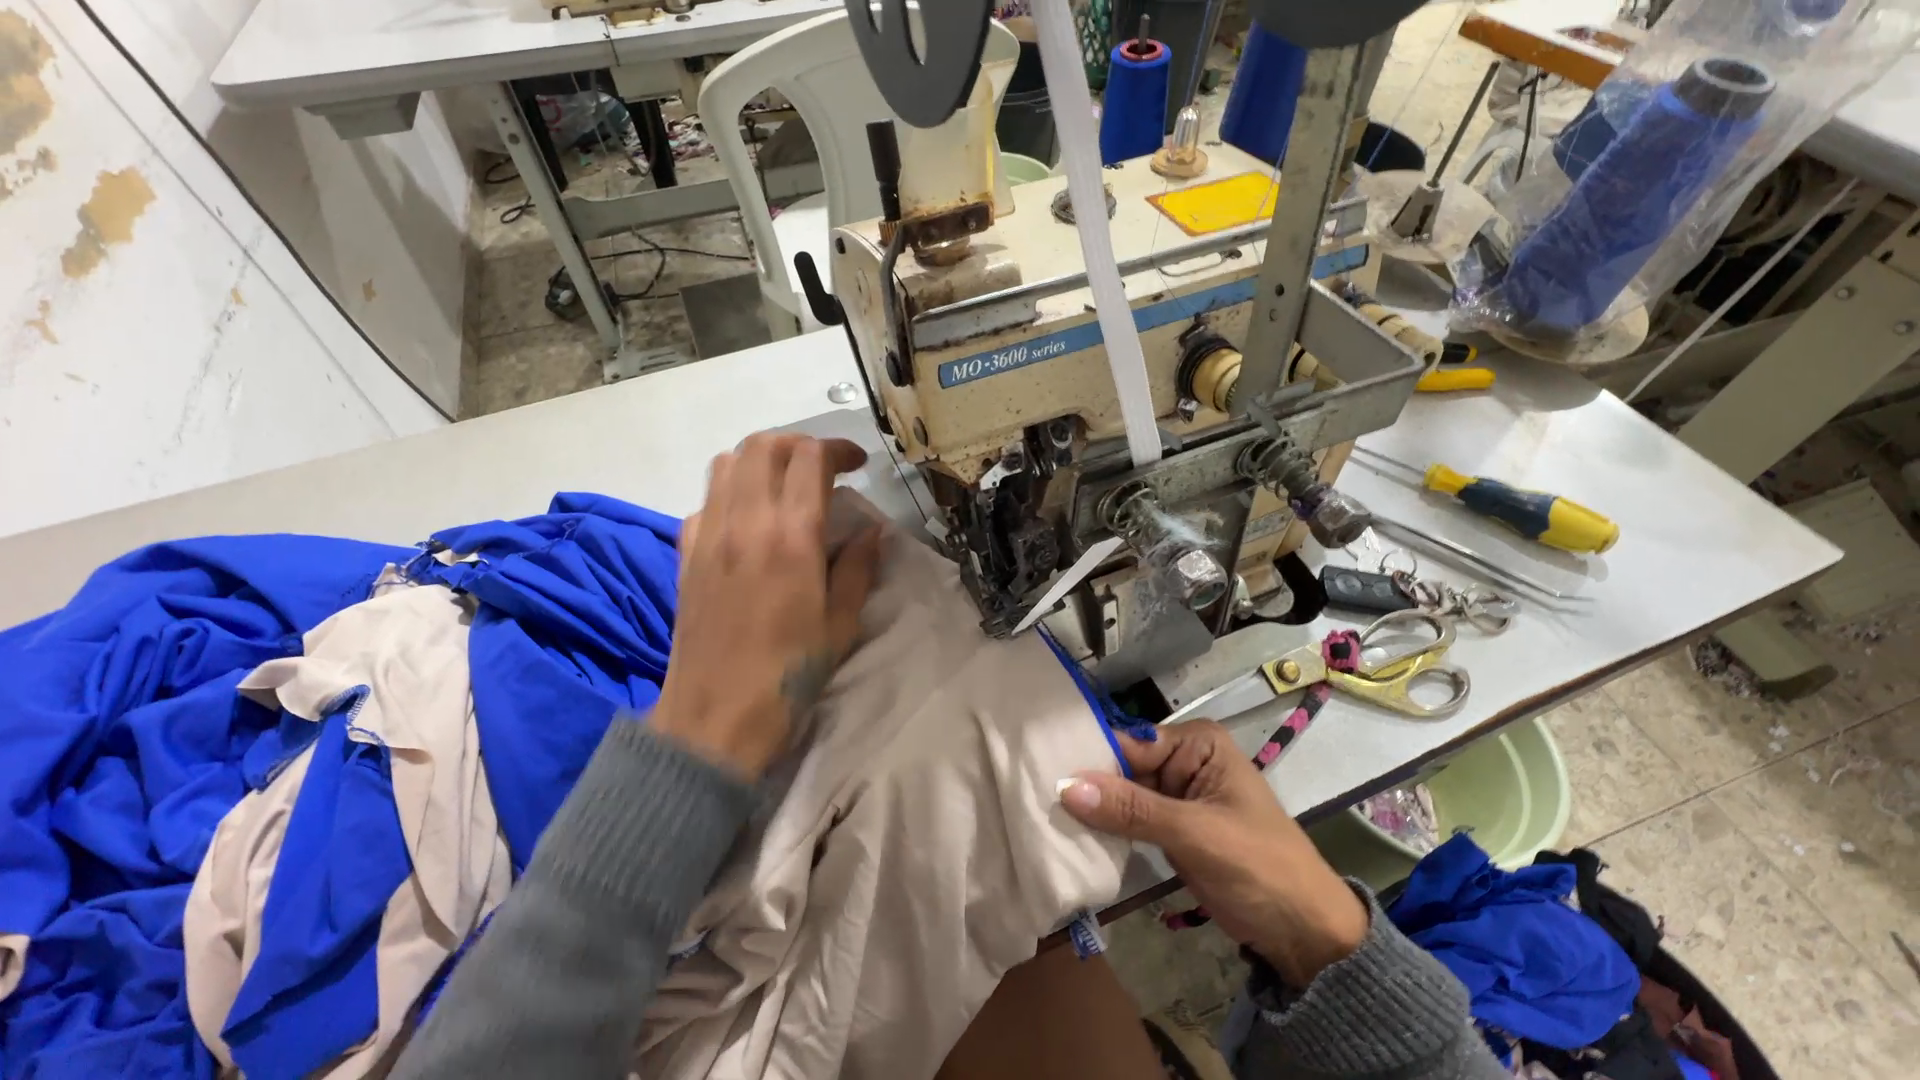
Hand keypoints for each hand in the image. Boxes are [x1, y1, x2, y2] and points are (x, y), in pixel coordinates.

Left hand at [652, 433, 884, 778]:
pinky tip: (747, 524)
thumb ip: (857, 569)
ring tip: (784, 486)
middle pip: (763, 446)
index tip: (857, 464)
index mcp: (790, 538)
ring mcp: (707, 536)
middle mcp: (744, 523)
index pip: (810, 459)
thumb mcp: (840, 626)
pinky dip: (729, 494)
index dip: (838, 449)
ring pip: (725, 463)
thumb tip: (871, 532)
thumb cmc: (788, 677)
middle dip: (798, 444)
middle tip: (823, 468)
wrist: (714, 718)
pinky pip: (704, 501)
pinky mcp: (685, 556)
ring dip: (759, 461)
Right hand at [1059, 720, 1368, 985]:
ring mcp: (1176, 797)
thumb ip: (1131, 809)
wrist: (1303, 930)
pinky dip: (1106, 831)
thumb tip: (1065, 785)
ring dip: (1090, 811)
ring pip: (1120, 796)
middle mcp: (1183, 760)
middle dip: (1084, 787)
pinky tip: (1070, 836)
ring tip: (1040, 817)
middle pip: (1120, 767)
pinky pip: (1128, 821)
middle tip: (1030, 799)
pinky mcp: (1170, 829)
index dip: (1088, 760)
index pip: (1128, 743)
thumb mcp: (1194, 833)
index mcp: (1197, 743)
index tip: (1037, 774)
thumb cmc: (1259, 867)